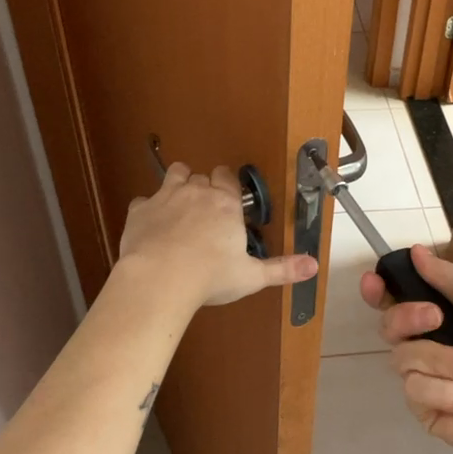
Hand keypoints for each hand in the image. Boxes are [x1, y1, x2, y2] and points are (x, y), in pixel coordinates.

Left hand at [116, 163, 316, 307]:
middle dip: (205, 188)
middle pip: (202, 176)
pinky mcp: (140, 210)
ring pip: (175, 174)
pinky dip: (149, 209)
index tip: (229, 198)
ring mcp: (166, 197)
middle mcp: (197, 192)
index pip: (228, 177)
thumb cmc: (210, 277)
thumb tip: (312, 265)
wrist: (160, 279)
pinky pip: (144, 200)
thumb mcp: (251, 276)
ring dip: (179, 183)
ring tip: (181, 205)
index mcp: (226, 204)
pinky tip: (152, 225)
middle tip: (207, 211)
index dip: (228, 184)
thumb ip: (282, 269)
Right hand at [360, 245, 452, 453]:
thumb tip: (415, 251)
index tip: (372, 282)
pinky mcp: (426, 410)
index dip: (380, 291)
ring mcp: (428, 379)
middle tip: (435, 319)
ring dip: (443, 360)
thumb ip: (444, 274)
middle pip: (390, 325)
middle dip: (409, 318)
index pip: (400, 299)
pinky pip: (415, 390)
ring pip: (403, 359)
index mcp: (448, 314)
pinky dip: (445, 390)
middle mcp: (433, 344)